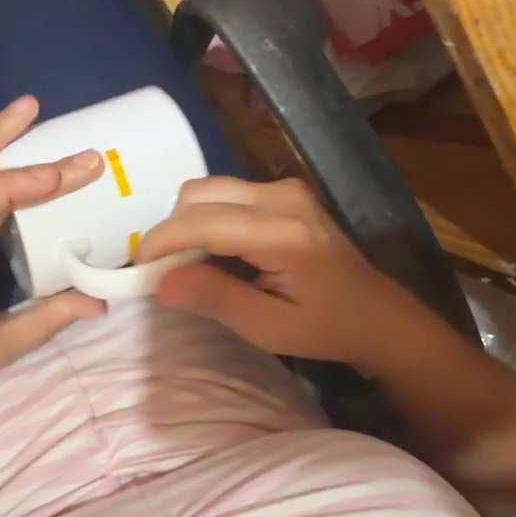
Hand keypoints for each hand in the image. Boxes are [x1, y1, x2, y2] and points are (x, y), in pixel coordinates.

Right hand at [136, 176, 435, 366]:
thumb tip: (159, 284)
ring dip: (187, 223)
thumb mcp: (270, 328)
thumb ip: (216, 299)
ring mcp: (285, 188)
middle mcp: (282, 196)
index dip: (161, 241)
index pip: (203, 221)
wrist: (379, 313)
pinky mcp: (283, 190)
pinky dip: (206, 219)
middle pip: (199, 194)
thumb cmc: (327, 328)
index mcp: (283, 232)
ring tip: (188, 265)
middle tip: (163, 273)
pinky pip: (226, 194)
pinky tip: (214, 253)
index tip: (136, 270)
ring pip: (208, 189)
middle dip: (171, 230)